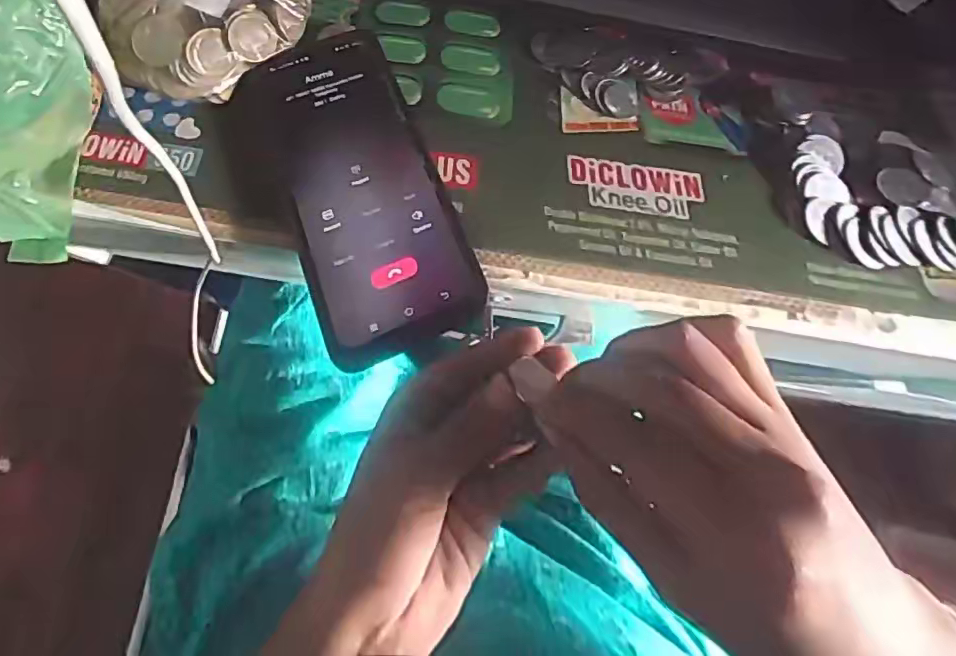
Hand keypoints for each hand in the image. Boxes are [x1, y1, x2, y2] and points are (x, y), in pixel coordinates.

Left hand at [264, 329, 576, 655]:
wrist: (374, 618)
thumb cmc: (382, 528)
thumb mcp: (424, 470)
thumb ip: (473, 427)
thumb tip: (518, 378)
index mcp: (417, 410)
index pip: (463, 369)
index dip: (499, 352)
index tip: (540, 337)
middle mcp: (444, 432)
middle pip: (492, 399)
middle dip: (528, 382)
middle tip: (574, 366)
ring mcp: (467, 469)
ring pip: (509, 434)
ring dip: (540, 418)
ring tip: (582, 399)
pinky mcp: (486, 506)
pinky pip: (518, 475)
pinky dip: (541, 461)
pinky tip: (571, 445)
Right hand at [532, 317, 955, 655]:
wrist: (863, 623)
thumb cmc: (757, 619)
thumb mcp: (670, 578)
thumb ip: (606, 496)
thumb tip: (553, 423)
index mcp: (737, 534)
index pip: (633, 441)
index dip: (572, 409)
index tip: (536, 395)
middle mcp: (770, 469)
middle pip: (659, 385)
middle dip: (593, 376)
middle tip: (564, 388)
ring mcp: (787, 429)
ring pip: (690, 347)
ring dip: (630, 349)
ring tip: (607, 374)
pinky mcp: (791, 406)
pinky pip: (729, 340)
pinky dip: (679, 335)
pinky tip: (656, 361)